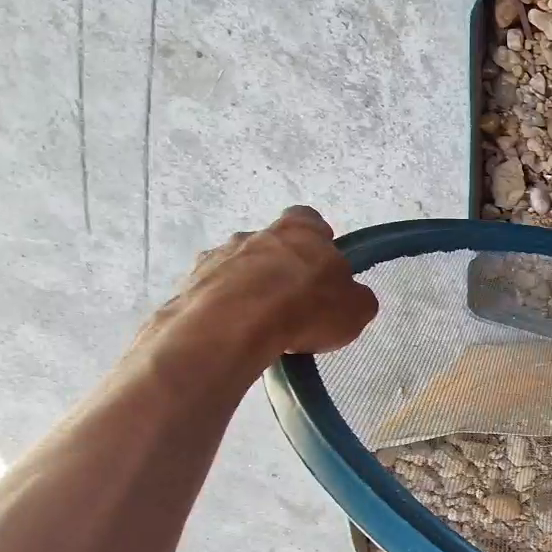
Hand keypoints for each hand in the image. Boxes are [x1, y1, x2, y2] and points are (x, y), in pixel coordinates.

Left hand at [171, 206, 377, 357]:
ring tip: (269, 323)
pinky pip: (219, 290)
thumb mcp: (358, 308)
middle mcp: (256, 233)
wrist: (232, 327)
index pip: (309, 220)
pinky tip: (243, 331)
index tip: (324, 262)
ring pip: (243, 267)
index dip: (318, 239)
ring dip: (255, 287)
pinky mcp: (193, 281)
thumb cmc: (307, 308)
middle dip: (285, 268)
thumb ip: (356, 295)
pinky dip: (231, 306)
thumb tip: (348, 294)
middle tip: (300, 303)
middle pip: (274, 245)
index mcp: (300, 232)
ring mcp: (219, 255)